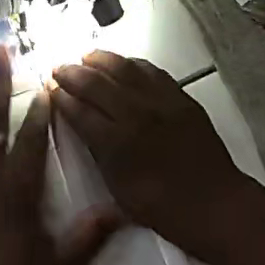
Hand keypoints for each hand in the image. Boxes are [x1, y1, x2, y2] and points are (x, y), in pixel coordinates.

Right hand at [50, 51, 264, 264]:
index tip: (48, 89)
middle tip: (57, 69)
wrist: (216, 205)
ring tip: (84, 57)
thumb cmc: (163, 208)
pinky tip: (121, 63)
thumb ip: (98, 152)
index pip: (79, 110)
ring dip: (99, 60)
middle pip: (95, 83)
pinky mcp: (180, 97)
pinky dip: (131, 63)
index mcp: (116, 143)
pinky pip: (150, 70)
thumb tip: (80, 124)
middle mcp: (135, 115)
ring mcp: (160, 102)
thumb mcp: (119, 188)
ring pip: (123, 68)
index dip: (60, 98)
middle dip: (71, 73)